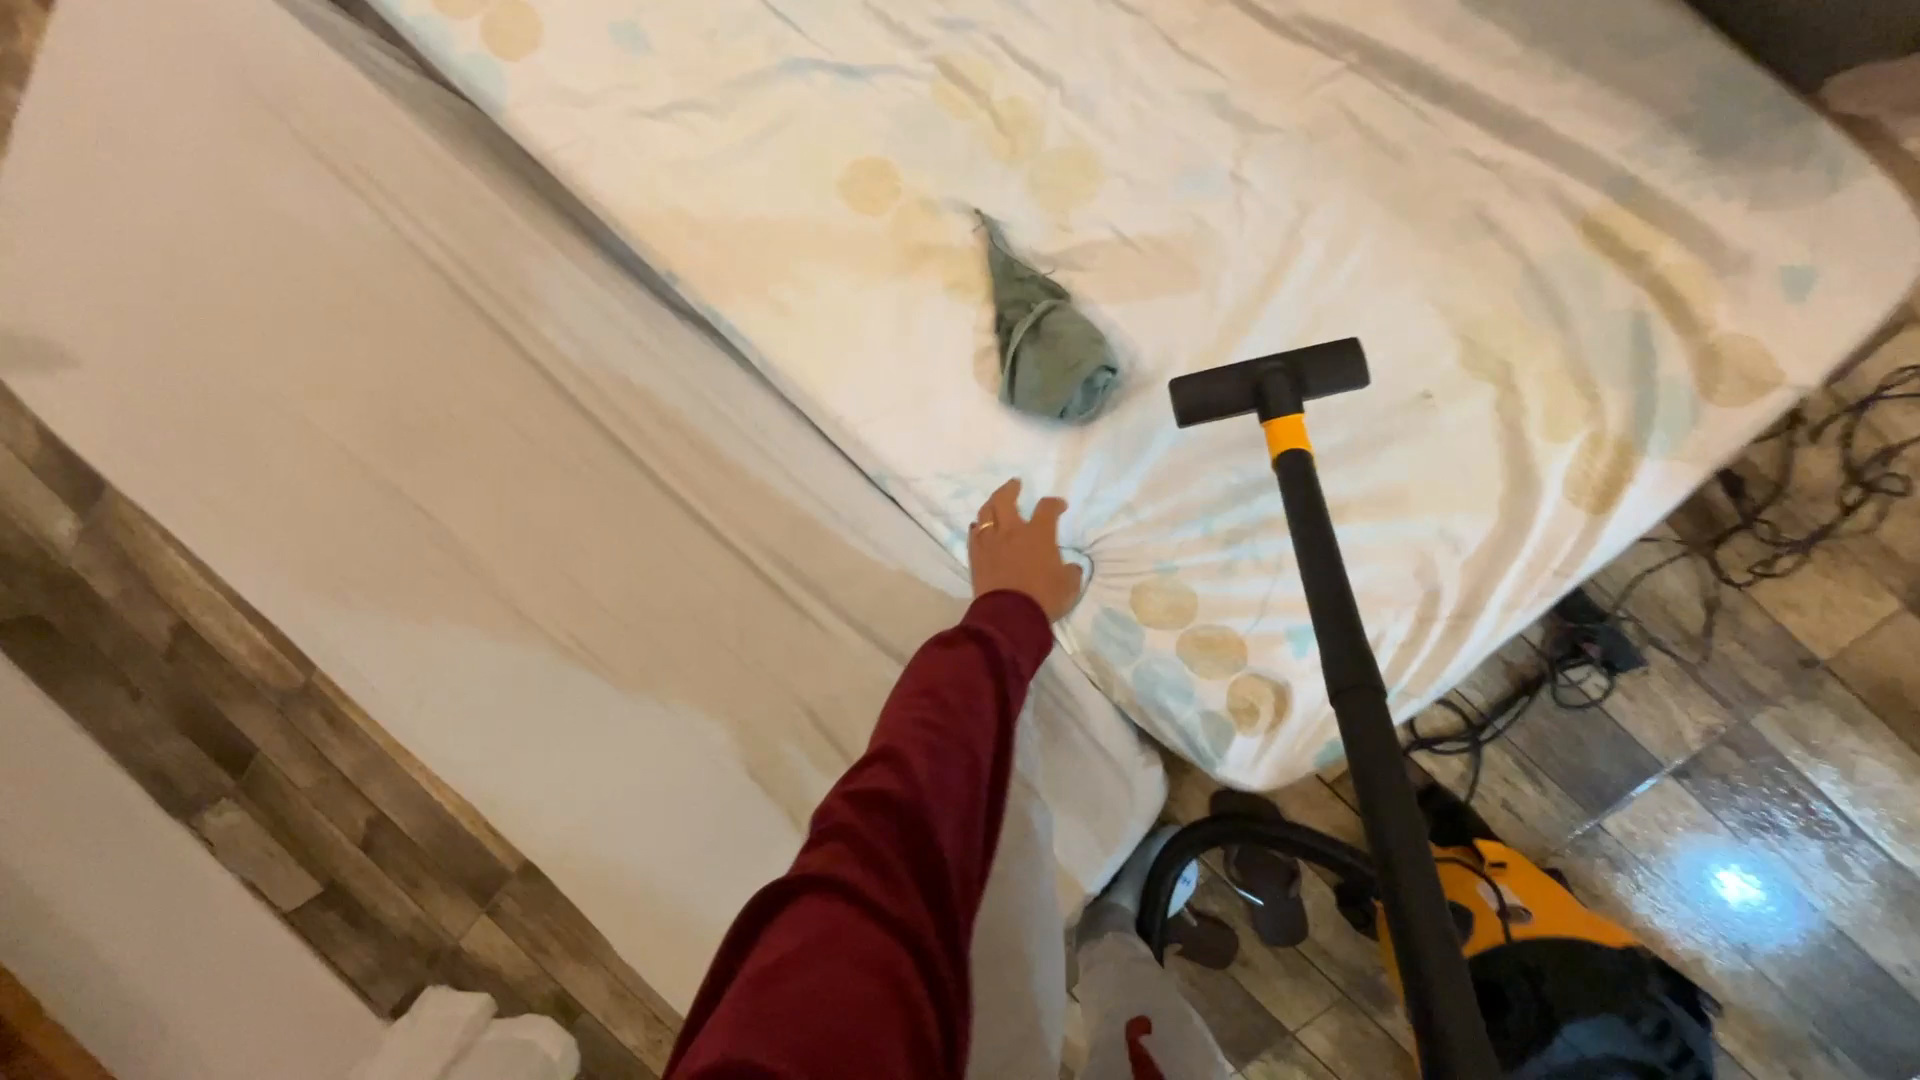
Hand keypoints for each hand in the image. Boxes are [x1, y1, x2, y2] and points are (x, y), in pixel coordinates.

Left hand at [968, 479, 1083, 621]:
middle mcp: (1012, 531)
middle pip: (1005, 499)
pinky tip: (980, 527)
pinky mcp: (976, 556)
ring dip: (991, 504)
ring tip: (995, 503)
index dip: (1054, 503)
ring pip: (985, 513)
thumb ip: (1071, 572)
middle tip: (1015, 485)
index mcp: (1038, 534)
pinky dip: (978, 527)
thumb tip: (1071, 567)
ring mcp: (990, 542)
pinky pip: (974, 534)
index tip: (1059, 506)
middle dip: (1011, 489)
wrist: (1009, 616)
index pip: (1047, 508)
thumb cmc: (1043, 598)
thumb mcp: (1069, 586)